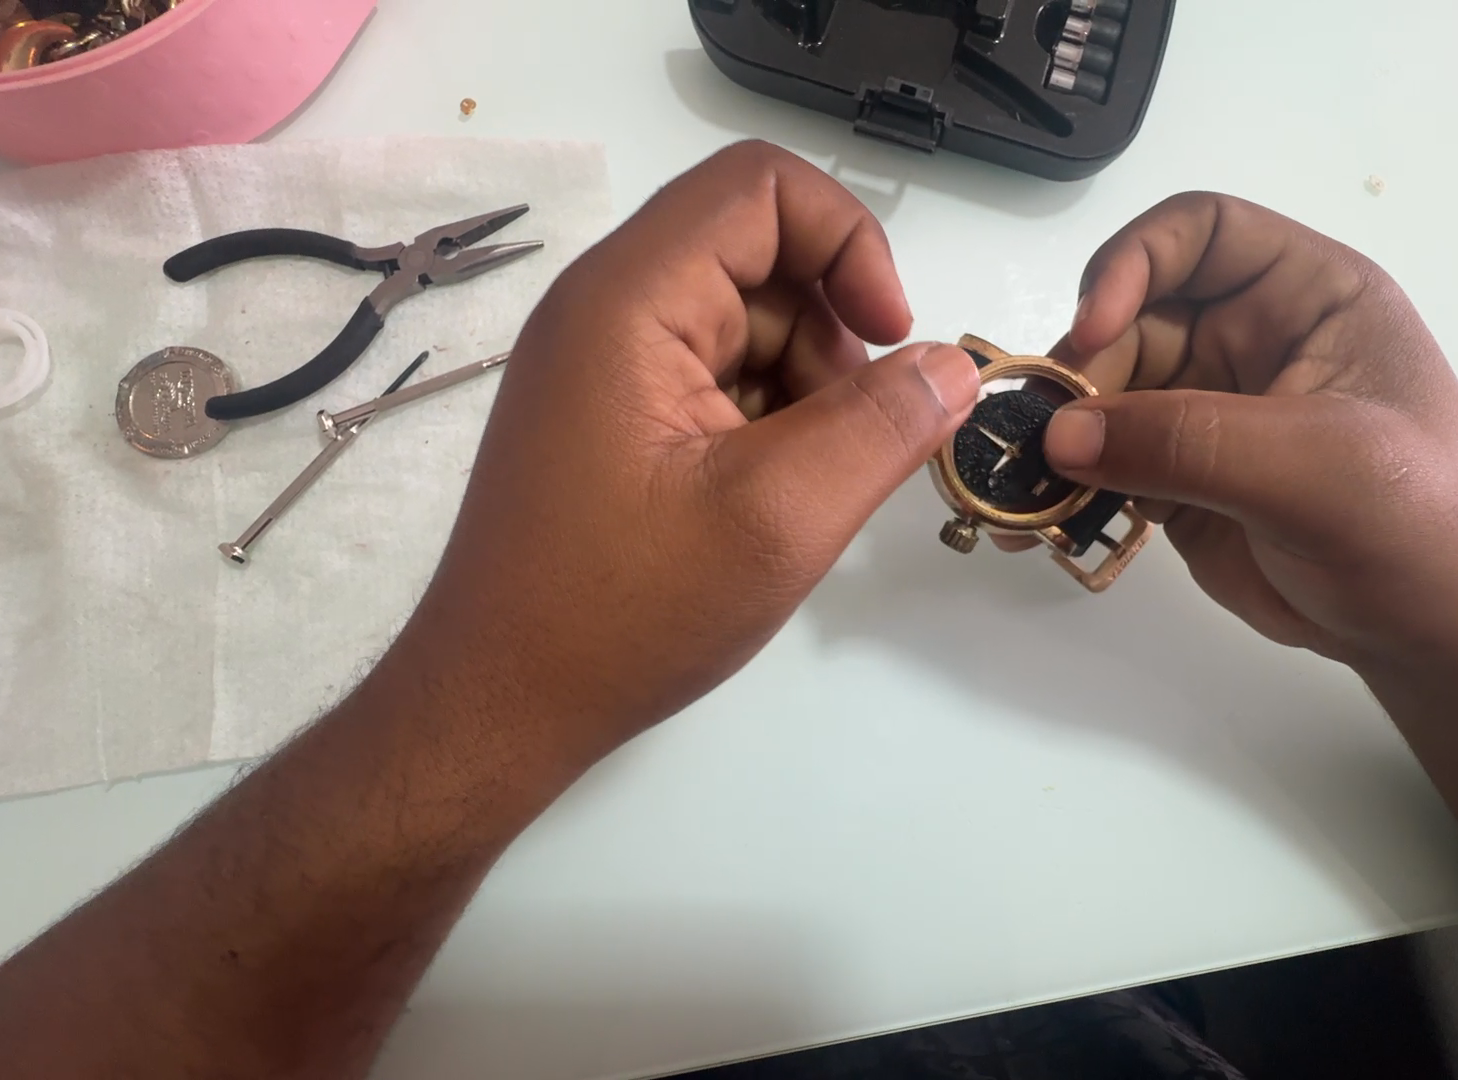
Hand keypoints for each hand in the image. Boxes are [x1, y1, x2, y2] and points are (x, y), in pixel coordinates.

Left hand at [382, 141, 978, 766]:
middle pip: (759, 265)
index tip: (891, 337)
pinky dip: (766, 429)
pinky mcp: (615, 422)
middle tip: (847, 448)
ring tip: (802, 492)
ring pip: (747, 333)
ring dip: (804, 397)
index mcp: (631, 301)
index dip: (849, 241)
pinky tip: (764, 504)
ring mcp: (608, 372)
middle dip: (831, 344)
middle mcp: (609, 314)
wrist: (504, 703)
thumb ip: (880, 429)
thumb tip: (953, 365)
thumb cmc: (627, 614)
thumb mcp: (777, 520)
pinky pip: (717, 386)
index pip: (761, 188)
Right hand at [1039, 193, 1457, 665]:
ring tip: (1018, 492)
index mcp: (1300, 299)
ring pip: (1098, 400)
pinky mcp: (1170, 477)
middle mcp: (1240, 344)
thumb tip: (1060, 436)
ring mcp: (1199, 414)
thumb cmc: (1416, 526)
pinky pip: (1096, 466)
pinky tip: (1031, 523)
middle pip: (1125, 326)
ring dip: (1052, 440)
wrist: (1429, 631)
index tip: (1091, 333)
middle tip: (1039, 442)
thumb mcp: (1316, 467)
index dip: (1132, 264)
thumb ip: (1187, 443)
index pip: (1198, 234)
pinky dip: (1059, 490)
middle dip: (1077, 378)